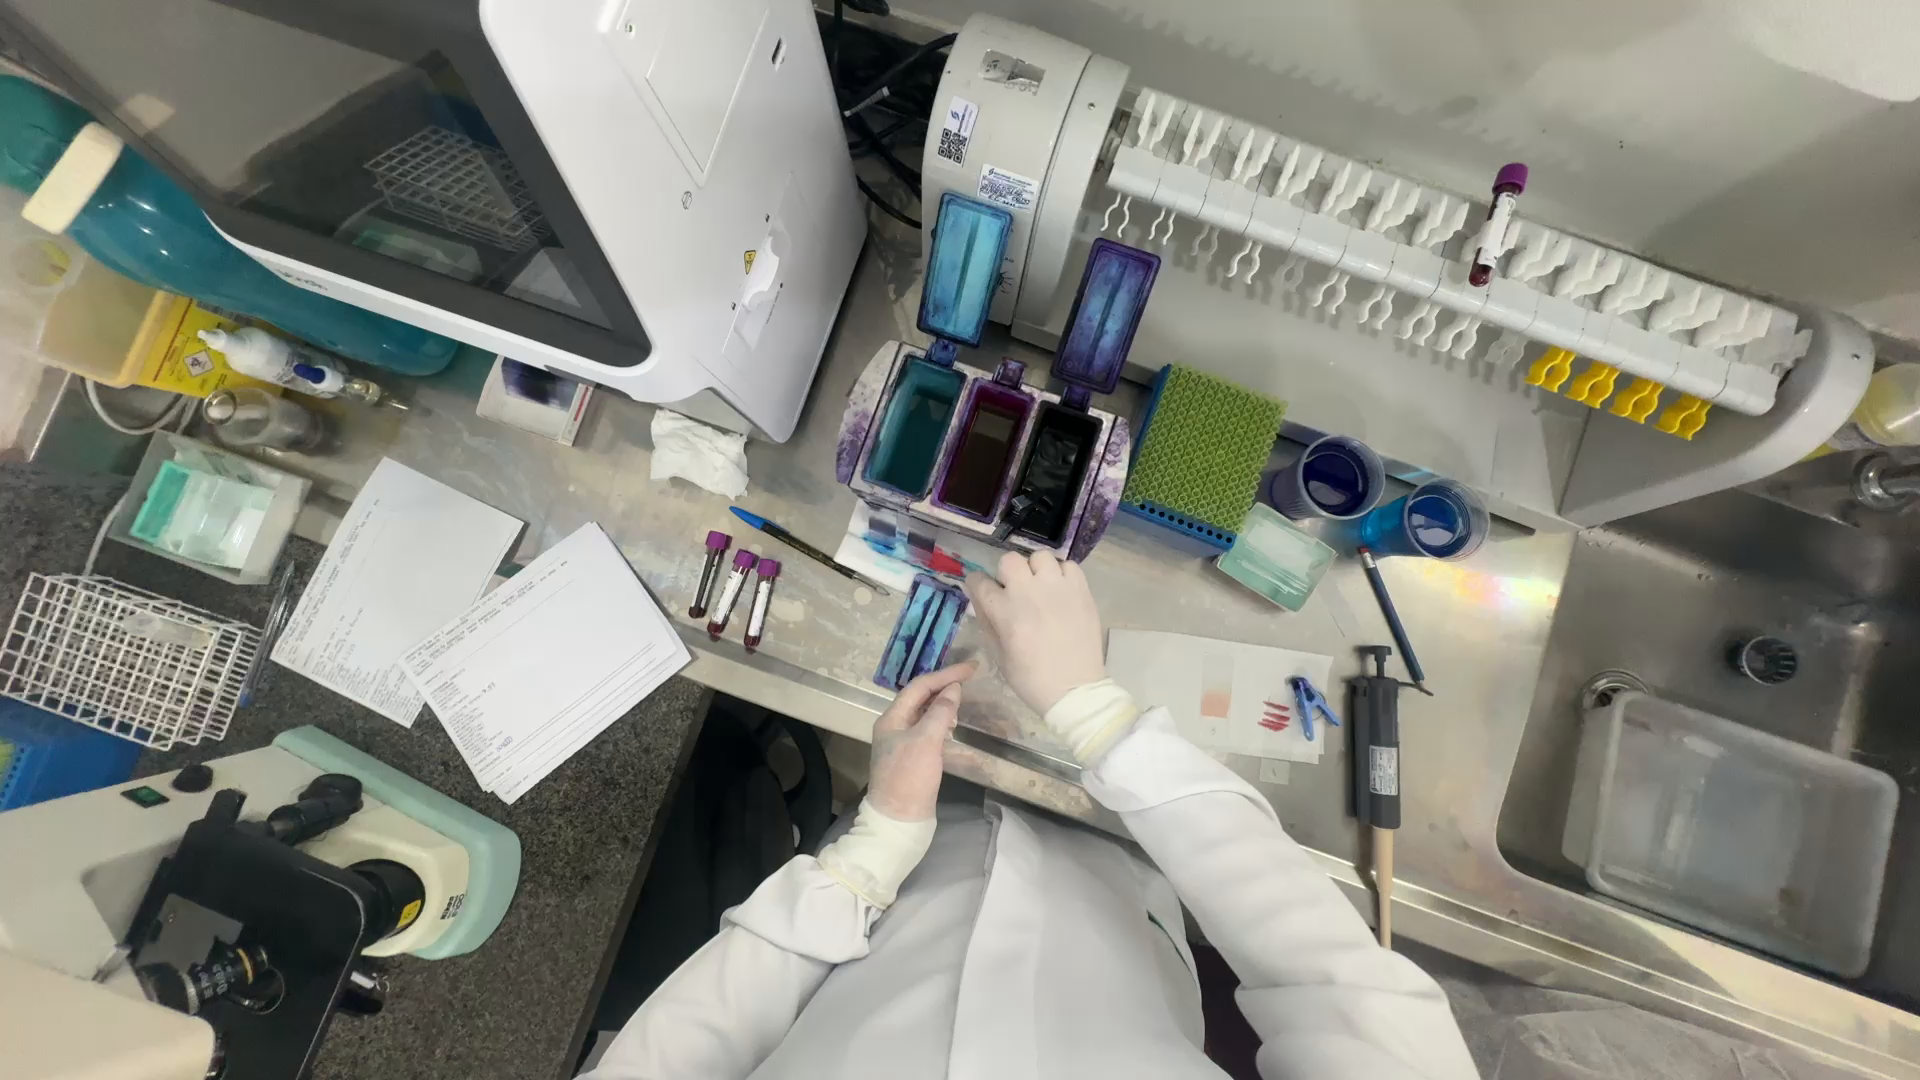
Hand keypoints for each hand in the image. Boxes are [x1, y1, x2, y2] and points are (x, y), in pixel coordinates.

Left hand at [866, 662, 974, 821]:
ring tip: (963, 697)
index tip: (971, 668)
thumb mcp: (926, 741)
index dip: (945, 674)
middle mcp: (894, 726)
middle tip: (970, 677)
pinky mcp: (912, 758)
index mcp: (892, 718)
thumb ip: (940, 712)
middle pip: (920, 697)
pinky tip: (954, 724)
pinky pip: (928, 729)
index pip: (919, 686)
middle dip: (944, 685)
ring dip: (943, 702)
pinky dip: (942, 721)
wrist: (899, 822)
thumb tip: (953, 689)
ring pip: (924, 713)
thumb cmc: (909, 778)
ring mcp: (902, 743)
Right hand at [964, 551, 1106, 715]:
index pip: (979, 581)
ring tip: (1041, 587)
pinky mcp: (1081, 590)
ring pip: (1040, 557)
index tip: (982, 590)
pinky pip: (1069, 565)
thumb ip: (986, 621)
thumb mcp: (998, 654)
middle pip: (1009, 560)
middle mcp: (1029, 593)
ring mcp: (1058, 588)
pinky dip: (1062, 574)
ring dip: (1036, 570)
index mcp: (1005, 612)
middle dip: (1007, 573)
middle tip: (1015, 590)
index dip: (977, 584)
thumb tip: (978, 597)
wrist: (1075, 689)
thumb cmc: (1031, 678)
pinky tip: (1061, 592)